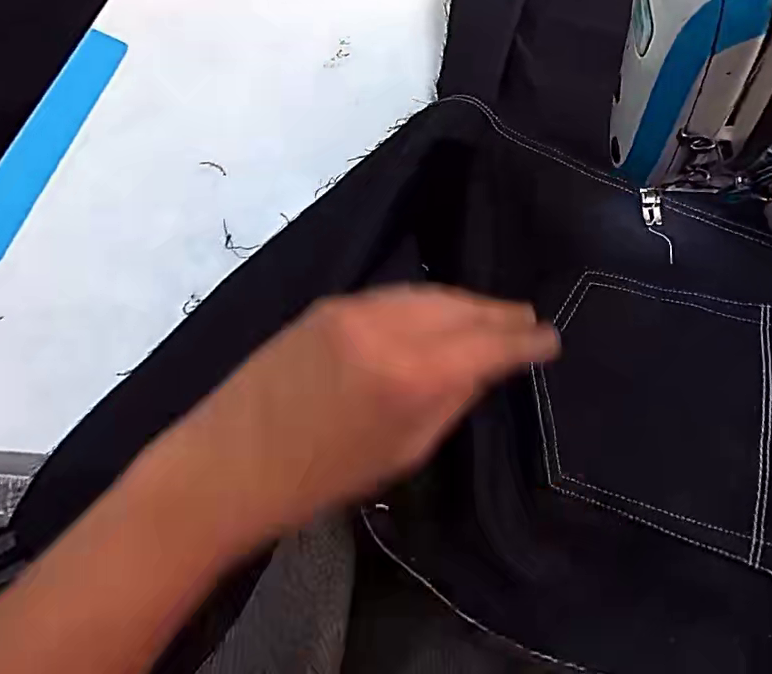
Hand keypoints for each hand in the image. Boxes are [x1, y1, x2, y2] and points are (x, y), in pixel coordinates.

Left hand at [132, 285, 558, 553]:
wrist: (220, 466)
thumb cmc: (318, 478)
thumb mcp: (403, 453)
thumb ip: (453, 400)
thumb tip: (488, 364)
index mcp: (410, 374)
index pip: (489, 344)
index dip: (526, 340)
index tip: (551, 339)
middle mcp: (389, 327)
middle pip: (465, 306)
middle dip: (501, 313)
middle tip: (528, 321)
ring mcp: (358, 308)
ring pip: (434, 293)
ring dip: (468, 304)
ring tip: (493, 314)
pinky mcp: (333, 302)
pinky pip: (400, 295)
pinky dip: (431, 302)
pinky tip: (442, 312)